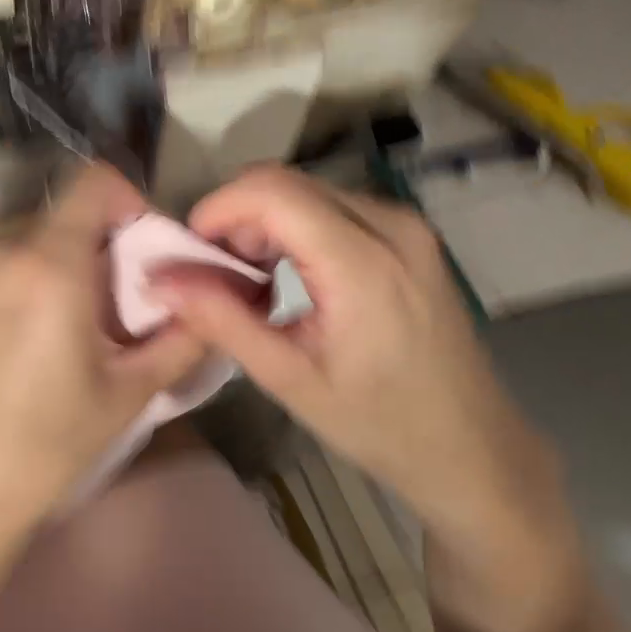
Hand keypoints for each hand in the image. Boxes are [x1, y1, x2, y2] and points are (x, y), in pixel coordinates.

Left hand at [0, 165, 207, 555]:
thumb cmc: (49, 445)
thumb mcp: (129, 395)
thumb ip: (181, 338)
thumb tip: (212, 304)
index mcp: (48, 266)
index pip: (92, 182)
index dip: (128, 198)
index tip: (144, 245)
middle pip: (62, 217)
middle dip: (98, 245)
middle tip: (117, 304)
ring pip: (28, 243)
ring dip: (59, 265)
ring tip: (73, 328)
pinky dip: (24, 282)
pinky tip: (29, 341)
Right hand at [152, 167, 561, 543]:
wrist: (471, 448)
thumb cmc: (379, 424)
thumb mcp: (288, 380)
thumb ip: (221, 321)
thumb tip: (159, 279)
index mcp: (364, 263)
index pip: (271, 192)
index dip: (216, 209)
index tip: (188, 255)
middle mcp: (390, 226)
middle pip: (283, 183)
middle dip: (233, 219)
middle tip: (213, 277)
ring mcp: (404, 226)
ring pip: (303, 191)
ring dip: (259, 225)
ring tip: (246, 286)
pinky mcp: (405, 236)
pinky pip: (328, 207)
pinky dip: (289, 231)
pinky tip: (283, 280)